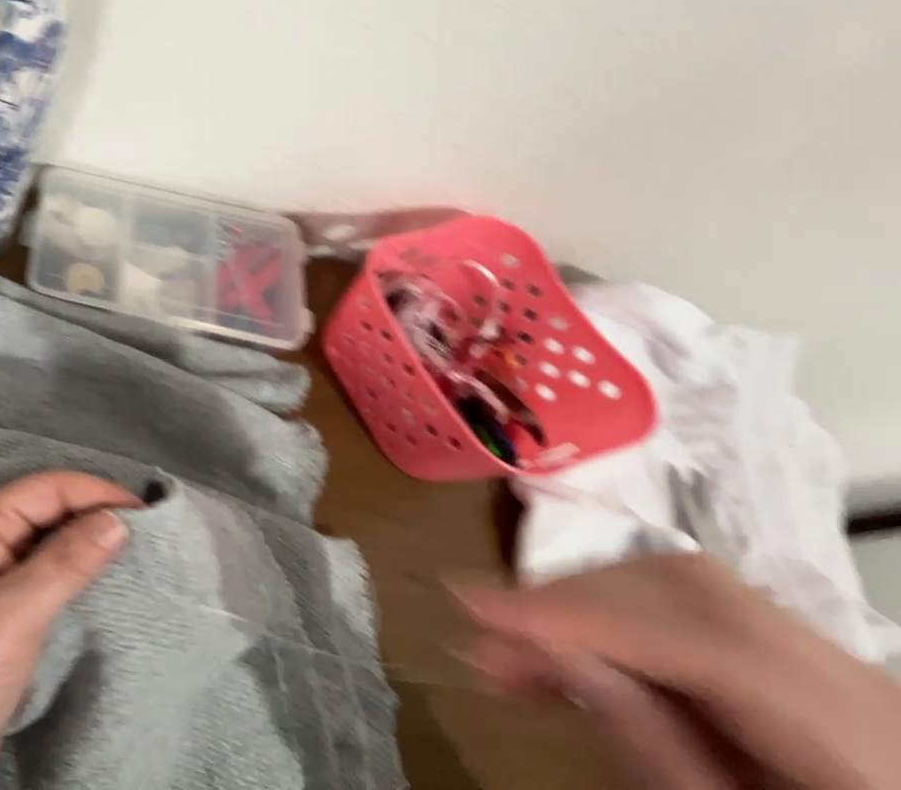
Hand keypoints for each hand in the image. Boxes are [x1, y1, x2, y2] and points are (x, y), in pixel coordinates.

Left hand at [0, 472, 140, 787]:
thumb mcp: (11, 614)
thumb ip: (64, 563)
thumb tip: (117, 519)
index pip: (49, 488)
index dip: (99, 493)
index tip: (154, 516)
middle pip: (53, 511)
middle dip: (100, 517)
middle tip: (158, 541)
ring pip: (54, 545)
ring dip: (94, 549)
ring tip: (147, 564)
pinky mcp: (7, 613)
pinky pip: (50, 581)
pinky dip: (82, 580)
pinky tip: (113, 594)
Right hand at [454, 553, 900, 789]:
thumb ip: (649, 748)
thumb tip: (552, 651)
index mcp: (858, 741)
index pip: (705, 642)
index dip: (582, 615)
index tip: (471, 603)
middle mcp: (854, 677)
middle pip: (688, 590)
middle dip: (568, 599)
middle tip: (478, 628)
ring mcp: (827, 654)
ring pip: (679, 581)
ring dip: (578, 599)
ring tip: (507, 641)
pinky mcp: (791, 650)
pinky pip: (689, 602)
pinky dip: (608, 610)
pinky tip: (556, 639)